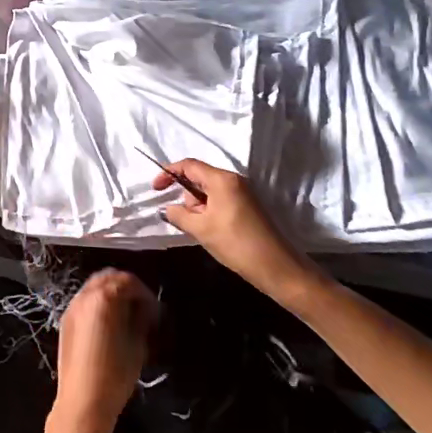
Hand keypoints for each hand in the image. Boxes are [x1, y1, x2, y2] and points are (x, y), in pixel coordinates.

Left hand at [53, 269, 157, 430]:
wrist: (82, 401)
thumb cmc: (115, 374)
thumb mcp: (137, 344)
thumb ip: (140, 318)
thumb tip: (144, 308)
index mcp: (104, 299)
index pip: (128, 281)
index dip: (145, 293)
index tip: (154, 309)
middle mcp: (84, 297)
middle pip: (108, 277)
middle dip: (126, 286)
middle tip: (141, 305)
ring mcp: (72, 307)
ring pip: (94, 287)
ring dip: (111, 292)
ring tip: (126, 313)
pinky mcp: (66, 320)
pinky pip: (85, 300)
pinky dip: (98, 301)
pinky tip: (109, 321)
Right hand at [153, 159, 322, 301]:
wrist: (276, 266)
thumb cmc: (236, 243)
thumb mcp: (200, 229)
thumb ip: (178, 214)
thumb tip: (167, 208)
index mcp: (222, 180)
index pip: (189, 165)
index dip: (168, 173)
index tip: (155, 189)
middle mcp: (234, 180)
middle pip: (199, 178)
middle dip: (186, 196)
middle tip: (187, 220)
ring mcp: (243, 193)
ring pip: (208, 192)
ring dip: (198, 208)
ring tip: (202, 230)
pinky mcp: (247, 206)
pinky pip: (220, 201)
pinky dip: (209, 212)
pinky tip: (211, 231)